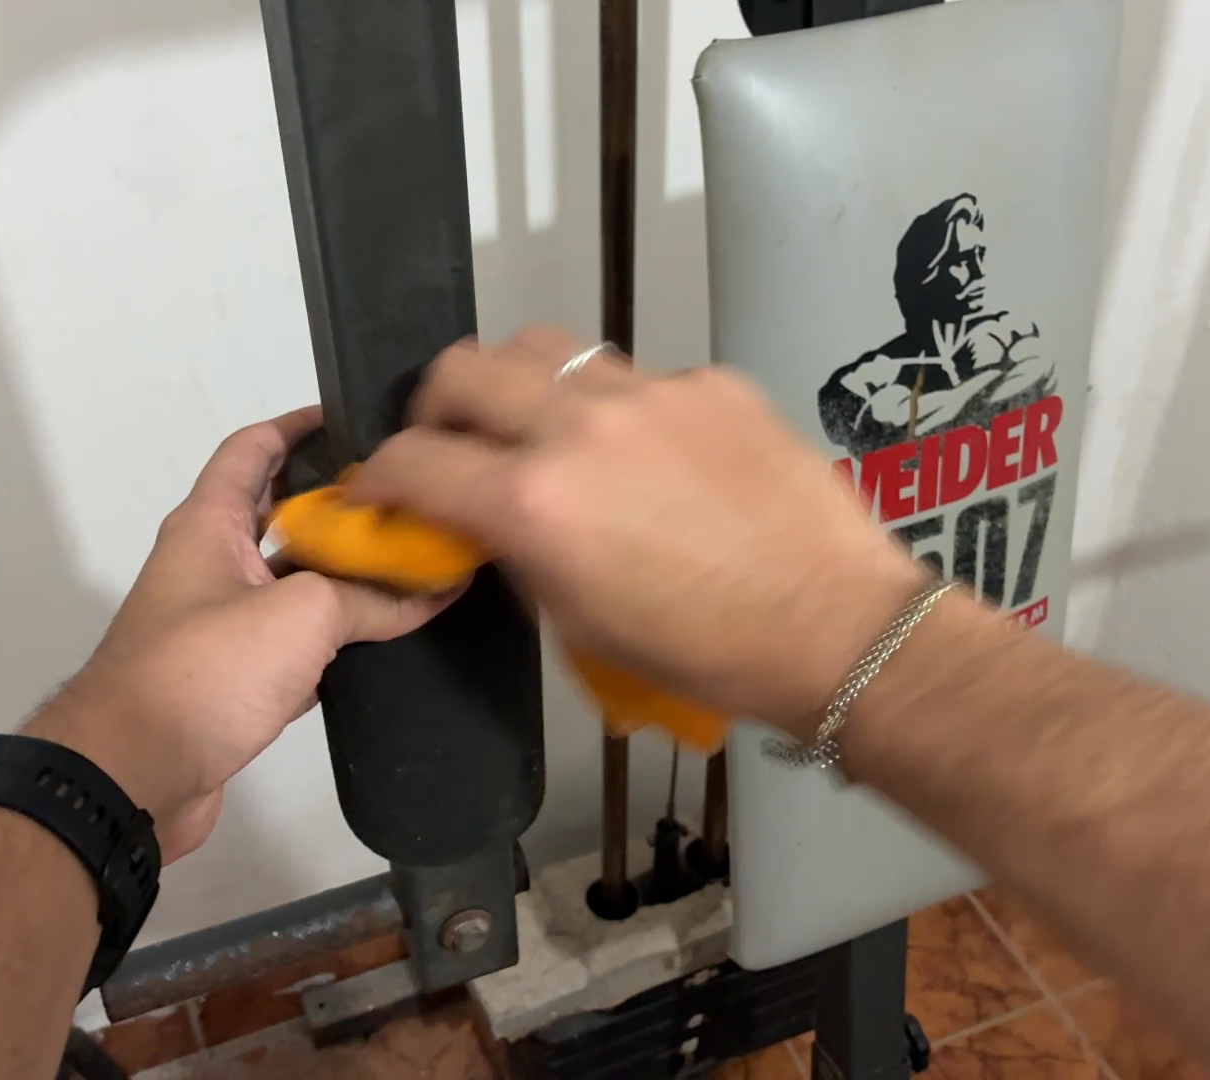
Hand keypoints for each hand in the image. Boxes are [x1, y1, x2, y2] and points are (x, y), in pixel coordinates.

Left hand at [26, 407, 459, 861]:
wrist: (131, 779)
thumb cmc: (207, 669)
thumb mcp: (302, 615)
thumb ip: (372, 598)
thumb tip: (438, 590)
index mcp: (210, 526)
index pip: (253, 449)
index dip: (297, 425)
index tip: (352, 419)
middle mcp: (215, 565)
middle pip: (284, 516)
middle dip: (342, 504)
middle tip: (408, 498)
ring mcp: (226, 624)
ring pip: (297, 582)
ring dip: (348, 574)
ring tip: (412, 559)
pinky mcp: (240, 678)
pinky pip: (300, 640)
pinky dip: (340, 634)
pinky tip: (391, 632)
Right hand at [347, 327, 926, 732]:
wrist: (831, 625)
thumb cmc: (699, 650)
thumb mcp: (577, 617)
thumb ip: (516, 549)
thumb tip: (489, 518)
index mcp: (535, 501)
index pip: (414, 460)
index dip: (379, 474)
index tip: (380, 486)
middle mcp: (578, 426)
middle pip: (461, 367)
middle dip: (434, 406)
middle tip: (450, 440)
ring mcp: (648, 391)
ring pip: (542, 346)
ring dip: (515, 383)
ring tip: (535, 422)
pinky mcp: (706, 379)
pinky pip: (630, 374)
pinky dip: (609, 406)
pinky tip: (645, 448)